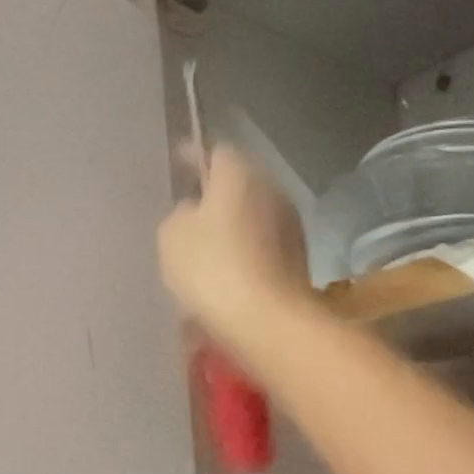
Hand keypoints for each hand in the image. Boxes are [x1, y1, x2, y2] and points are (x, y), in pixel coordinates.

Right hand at [157, 146, 311, 346]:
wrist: (270, 323)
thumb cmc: (214, 271)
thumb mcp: (173, 236)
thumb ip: (180, 213)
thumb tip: (194, 211)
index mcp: (241, 174)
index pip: (217, 151)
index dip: (194, 158)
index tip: (177, 169)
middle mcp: (273, 190)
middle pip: (240, 184)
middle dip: (216, 195)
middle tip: (189, 212)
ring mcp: (292, 227)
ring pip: (255, 217)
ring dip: (234, 227)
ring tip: (207, 249)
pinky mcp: (299, 261)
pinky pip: (265, 247)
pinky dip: (248, 253)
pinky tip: (229, 274)